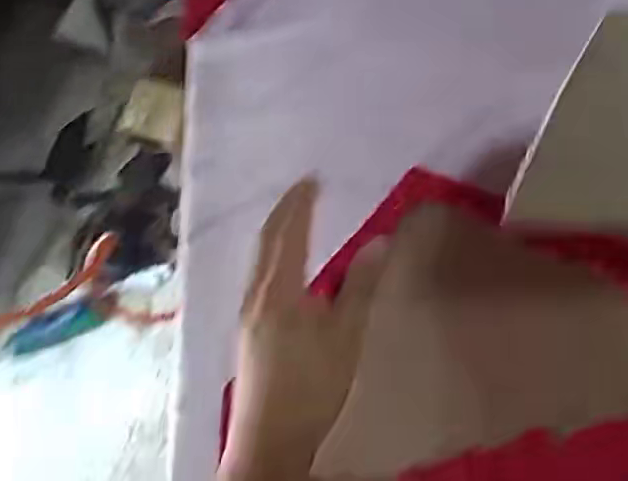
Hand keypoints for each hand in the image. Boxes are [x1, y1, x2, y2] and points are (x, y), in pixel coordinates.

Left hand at [220, 179, 385, 480]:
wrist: (270, 450)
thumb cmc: (312, 387)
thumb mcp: (347, 333)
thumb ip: (362, 284)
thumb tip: (379, 240)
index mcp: (278, 291)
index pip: (288, 234)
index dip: (300, 204)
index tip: (313, 178)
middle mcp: (256, 296)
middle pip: (267, 242)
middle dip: (285, 212)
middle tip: (304, 188)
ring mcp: (248, 316)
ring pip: (261, 259)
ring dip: (278, 231)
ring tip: (297, 216)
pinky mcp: (248, 332)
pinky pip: (261, 273)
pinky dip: (275, 251)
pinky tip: (286, 261)